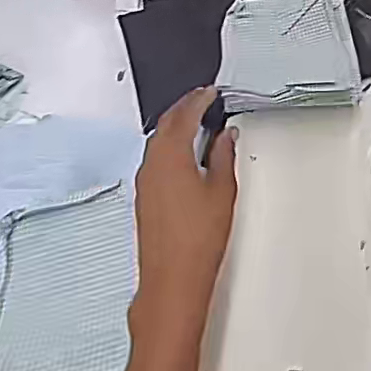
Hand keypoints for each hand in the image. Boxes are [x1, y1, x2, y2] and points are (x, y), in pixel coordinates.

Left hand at [132, 87, 238, 358]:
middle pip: (165, 125)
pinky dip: (170, 148)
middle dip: (183, 109)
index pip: (182, 115)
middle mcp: (151, 165)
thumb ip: (222, 156)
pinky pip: (155, 160)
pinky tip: (185, 155)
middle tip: (202, 100)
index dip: (197, 99)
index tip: (208, 91)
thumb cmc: (197, 240)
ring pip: (158, 142)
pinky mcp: (145, 197)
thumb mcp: (222, 190)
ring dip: (175, 128)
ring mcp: (145, 182)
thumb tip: (225, 137)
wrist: (173, 279)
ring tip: (196, 122)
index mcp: (170, 156)